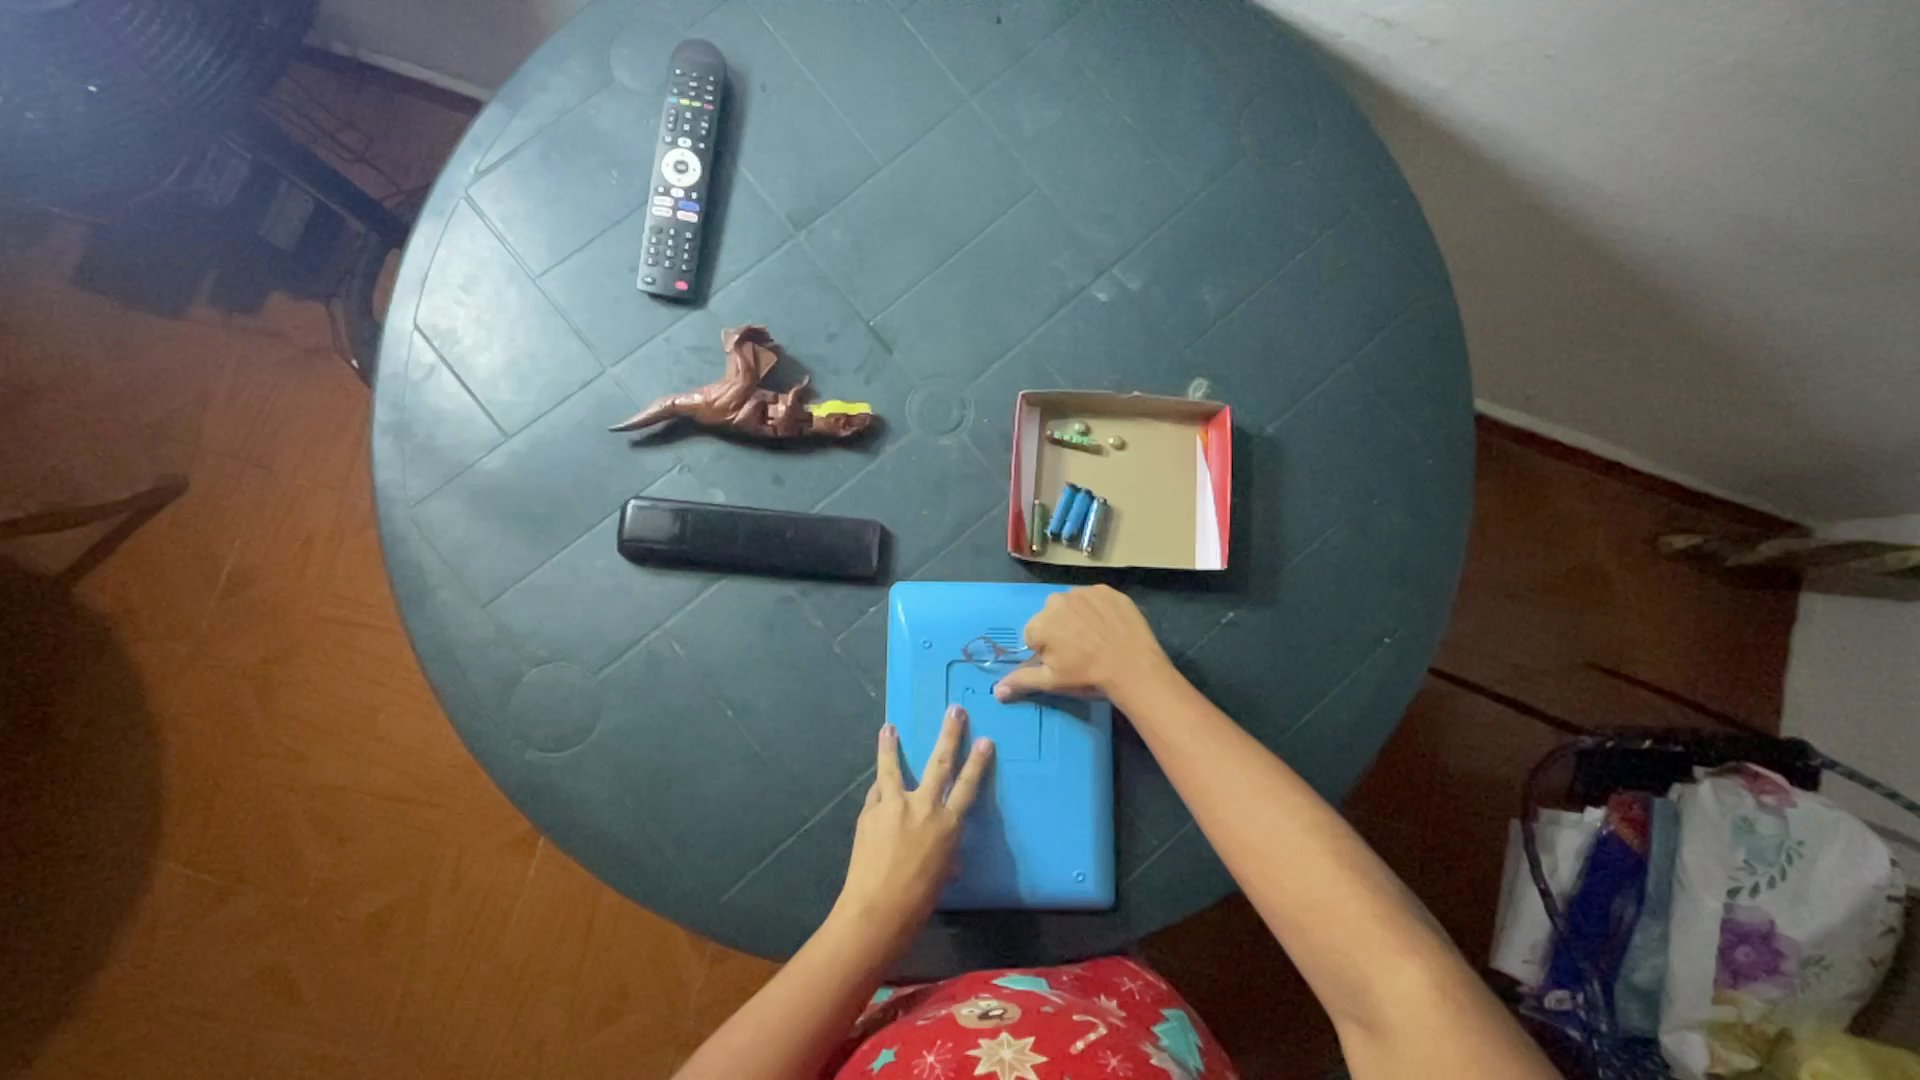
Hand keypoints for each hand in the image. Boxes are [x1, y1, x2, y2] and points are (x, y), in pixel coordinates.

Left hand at [832, 707, 991, 940]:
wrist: (879, 908)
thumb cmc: (919, 899)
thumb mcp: (943, 872)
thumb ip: (944, 850)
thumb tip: (942, 848)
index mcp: (948, 824)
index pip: (968, 785)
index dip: (977, 762)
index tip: (985, 740)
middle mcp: (924, 807)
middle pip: (939, 763)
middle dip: (949, 735)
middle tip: (954, 710)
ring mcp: (894, 806)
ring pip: (893, 768)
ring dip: (890, 746)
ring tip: (889, 728)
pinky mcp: (870, 812)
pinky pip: (877, 794)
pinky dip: (879, 789)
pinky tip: (877, 785)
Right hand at [994, 585, 1173, 701]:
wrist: (1133, 667)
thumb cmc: (1087, 676)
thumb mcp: (1051, 682)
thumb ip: (1021, 680)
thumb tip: (996, 691)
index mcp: (1039, 623)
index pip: (1034, 636)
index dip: (1048, 651)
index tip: (1065, 662)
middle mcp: (1056, 601)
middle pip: (1052, 617)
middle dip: (1061, 631)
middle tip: (1081, 652)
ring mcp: (1083, 592)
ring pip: (1073, 606)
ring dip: (1079, 618)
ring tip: (1097, 639)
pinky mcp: (1107, 590)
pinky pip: (1095, 599)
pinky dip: (1099, 610)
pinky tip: (1110, 627)